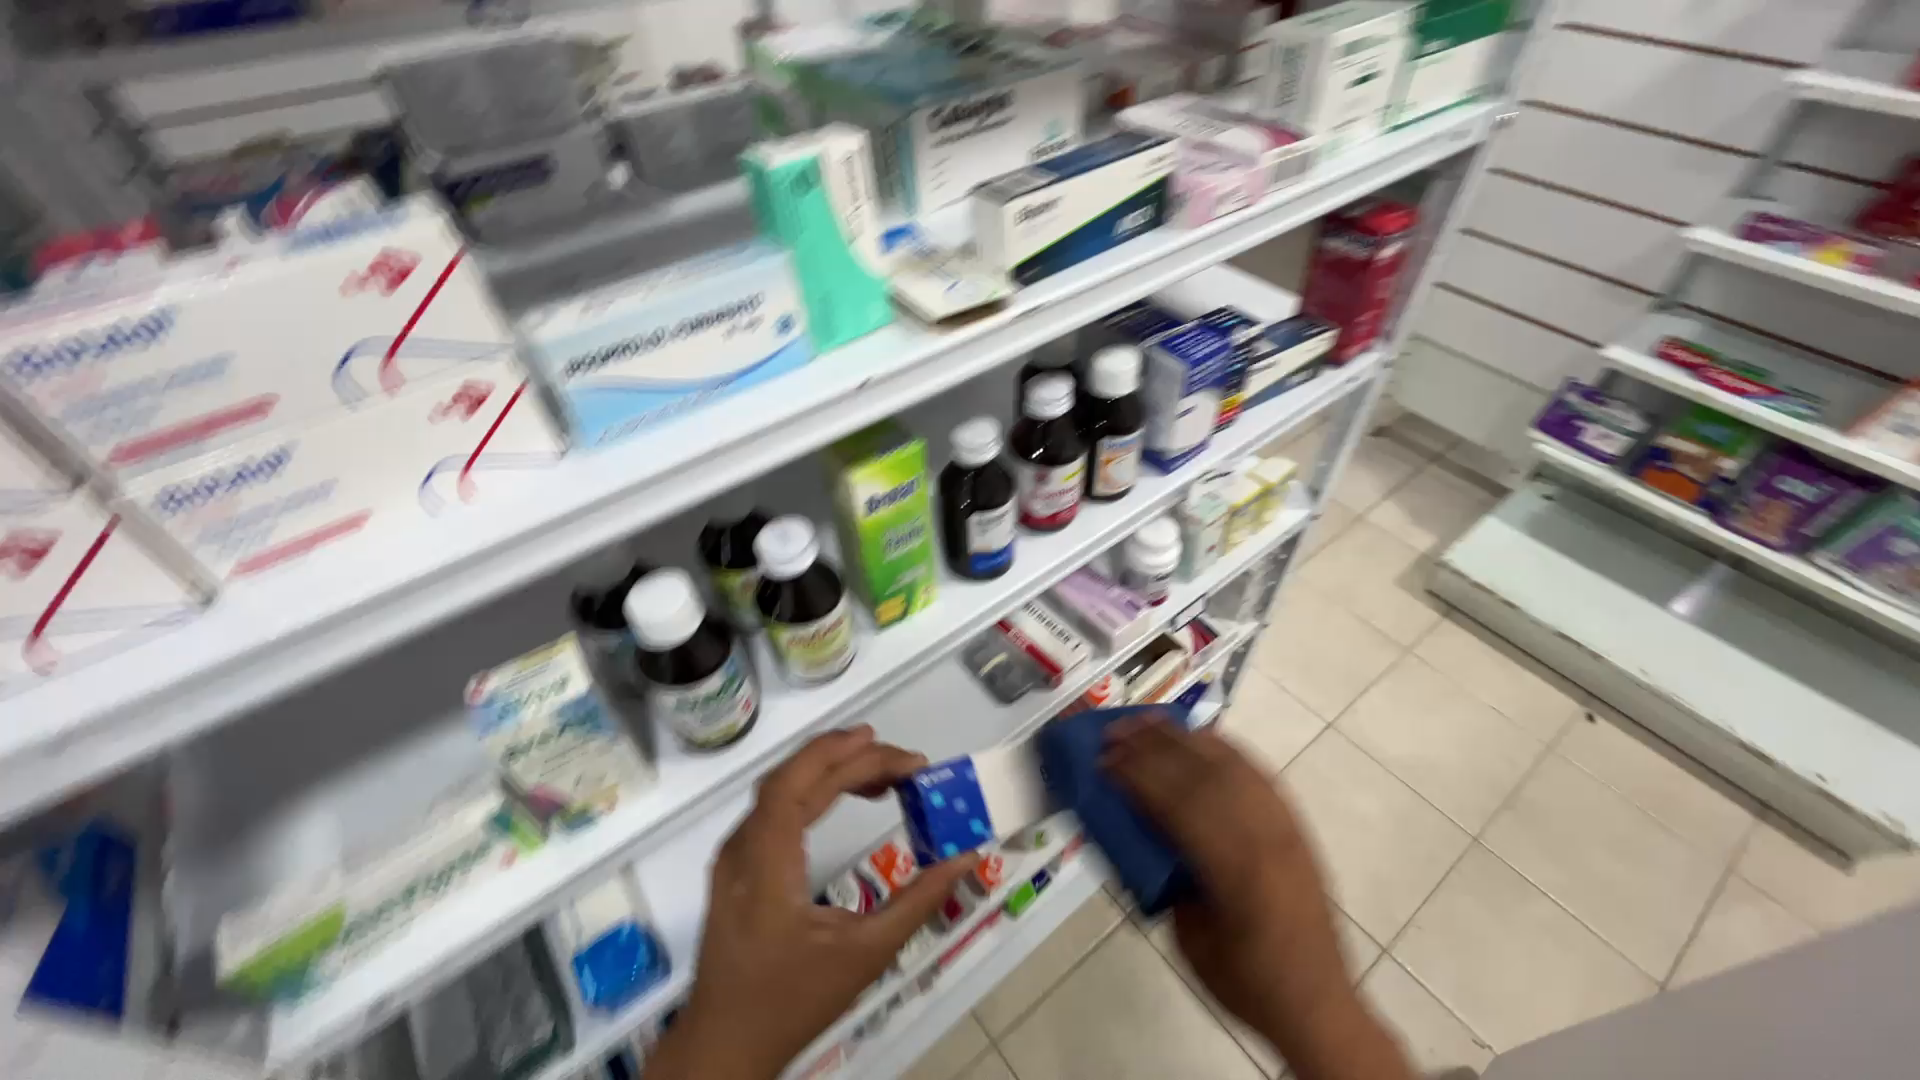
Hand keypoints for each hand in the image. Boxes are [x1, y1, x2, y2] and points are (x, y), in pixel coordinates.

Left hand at [647, 727, 979, 1079]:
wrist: (724, 1045)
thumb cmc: (794, 1000)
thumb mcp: (866, 954)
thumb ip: (919, 900)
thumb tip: (965, 857)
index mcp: (766, 863)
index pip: (800, 782)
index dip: (851, 758)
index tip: (905, 760)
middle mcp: (742, 847)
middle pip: (793, 777)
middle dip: (850, 756)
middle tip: (905, 762)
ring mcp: (734, 855)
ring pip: (782, 787)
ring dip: (831, 770)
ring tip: (884, 773)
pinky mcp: (737, 865)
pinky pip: (775, 807)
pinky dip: (813, 791)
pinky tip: (844, 797)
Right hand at [1103, 719, 1411, 1079]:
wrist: (1318, 1000)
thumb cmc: (1245, 979)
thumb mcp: (1190, 933)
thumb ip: (1168, 875)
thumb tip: (1142, 831)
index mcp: (1232, 866)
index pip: (1174, 802)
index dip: (1134, 776)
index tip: (1101, 760)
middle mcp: (1261, 832)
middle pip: (1199, 771)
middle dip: (1151, 746)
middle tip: (1113, 733)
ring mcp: (1282, 823)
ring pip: (1227, 761)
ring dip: (1183, 738)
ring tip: (1147, 722)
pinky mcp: (1292, 823)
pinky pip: (1254, 770)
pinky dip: (1221, 748)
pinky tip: (1197, 737)